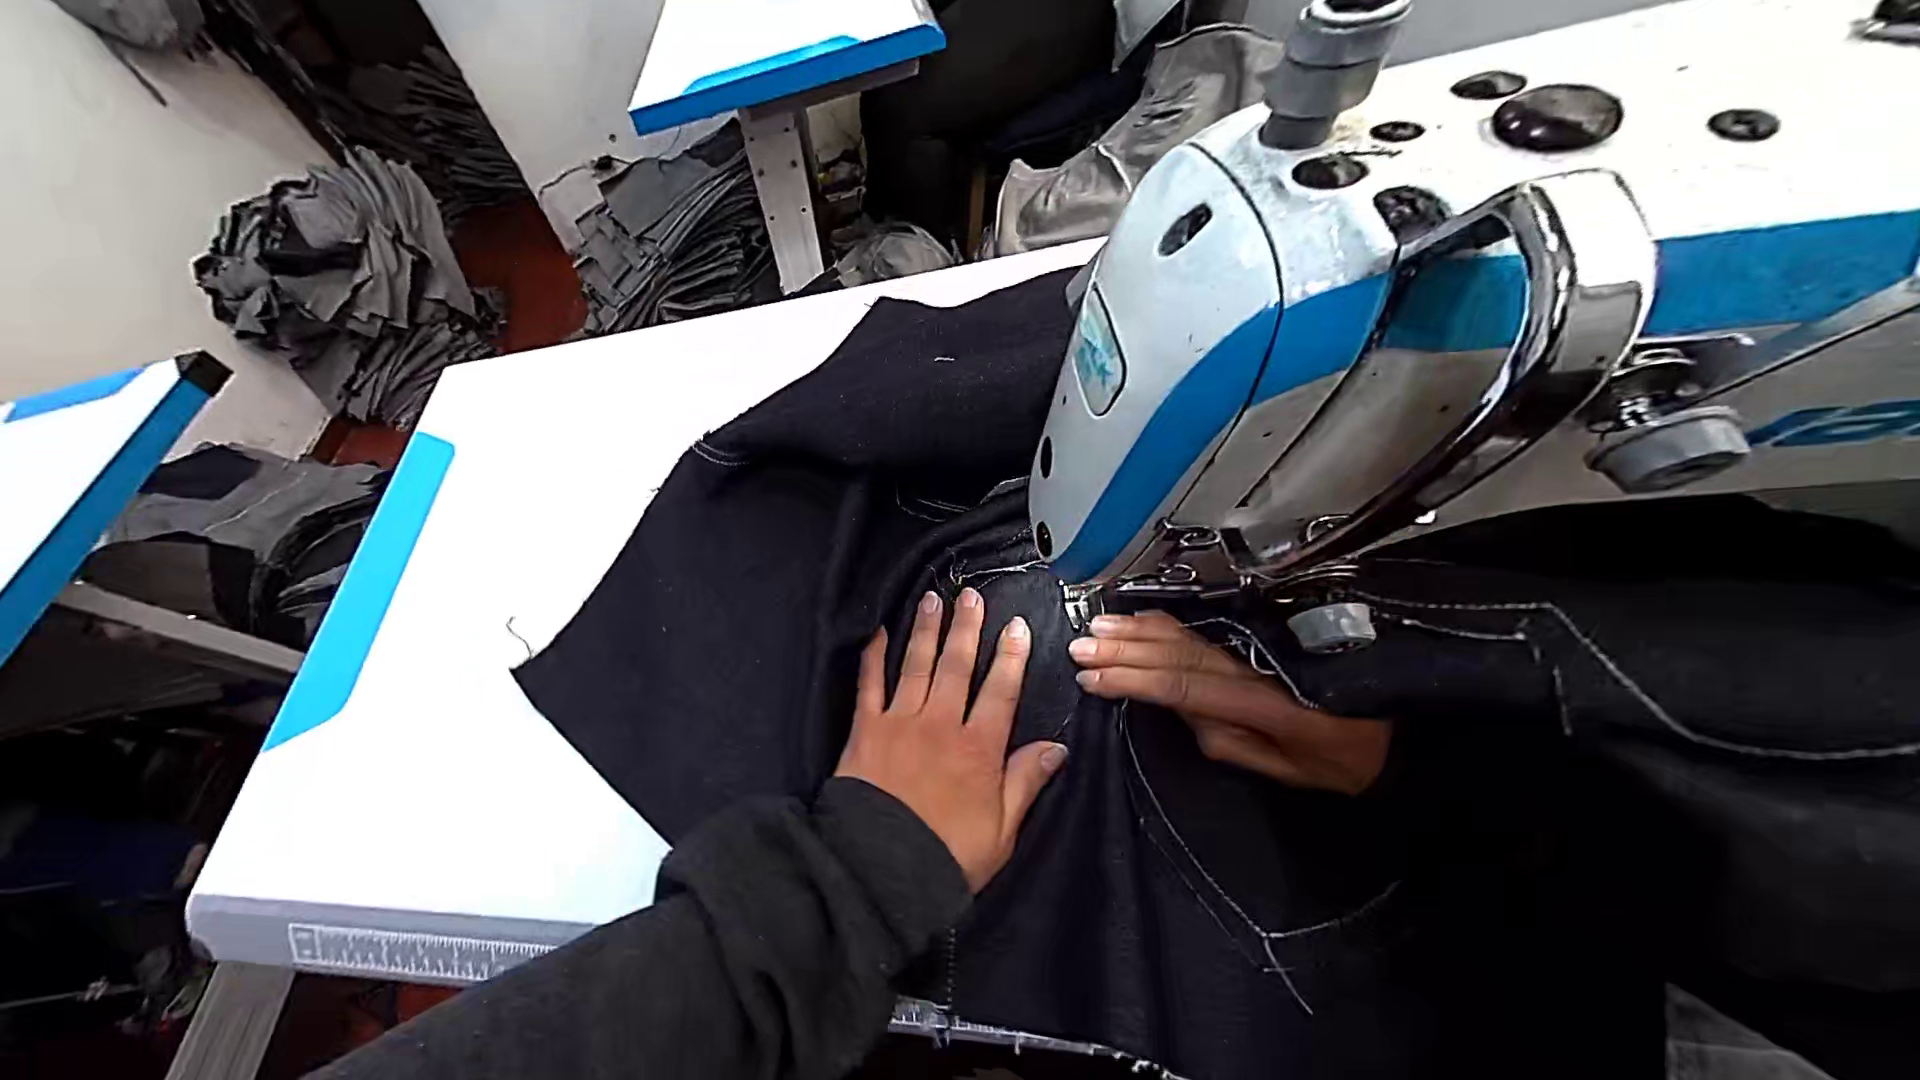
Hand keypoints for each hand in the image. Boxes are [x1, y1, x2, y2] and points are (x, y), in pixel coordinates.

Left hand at [835, 588, 1068, 892]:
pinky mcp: (866, 731)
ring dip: (926, 630)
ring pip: (917, 665)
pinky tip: (877, 632)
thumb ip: (1027, 782)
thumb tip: (1056, 748)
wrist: (878, 874)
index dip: (1011, 656)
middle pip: (957, 665)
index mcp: (977, 749)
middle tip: (971, 596)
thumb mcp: (1001, 829)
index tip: (1016, 627)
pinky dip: (873, 657)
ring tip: (933, 600)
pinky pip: (870, 685)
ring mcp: (901, 723)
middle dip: (966, 627)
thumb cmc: (944, 857)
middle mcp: (940, 725)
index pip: (1000, 690)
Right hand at [1069, 612, 1389, 794]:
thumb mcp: (1290, 771)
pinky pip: (1193, 632)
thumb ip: (1232, 743)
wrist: (1385, 725)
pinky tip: (1133, 620)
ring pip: (1180, 636)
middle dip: (1121, 650)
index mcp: (1260, 702)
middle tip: (1079, 647)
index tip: (1091, 678)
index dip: (1132, 679)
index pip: (1182, 684)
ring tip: (1095, 628)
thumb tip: (1186, 715)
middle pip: (1173, 653)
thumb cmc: (1341, 758)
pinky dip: (1158, 623)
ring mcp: (1244, 652)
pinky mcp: (1243, 648)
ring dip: (1133, 631)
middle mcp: (1247, 667)